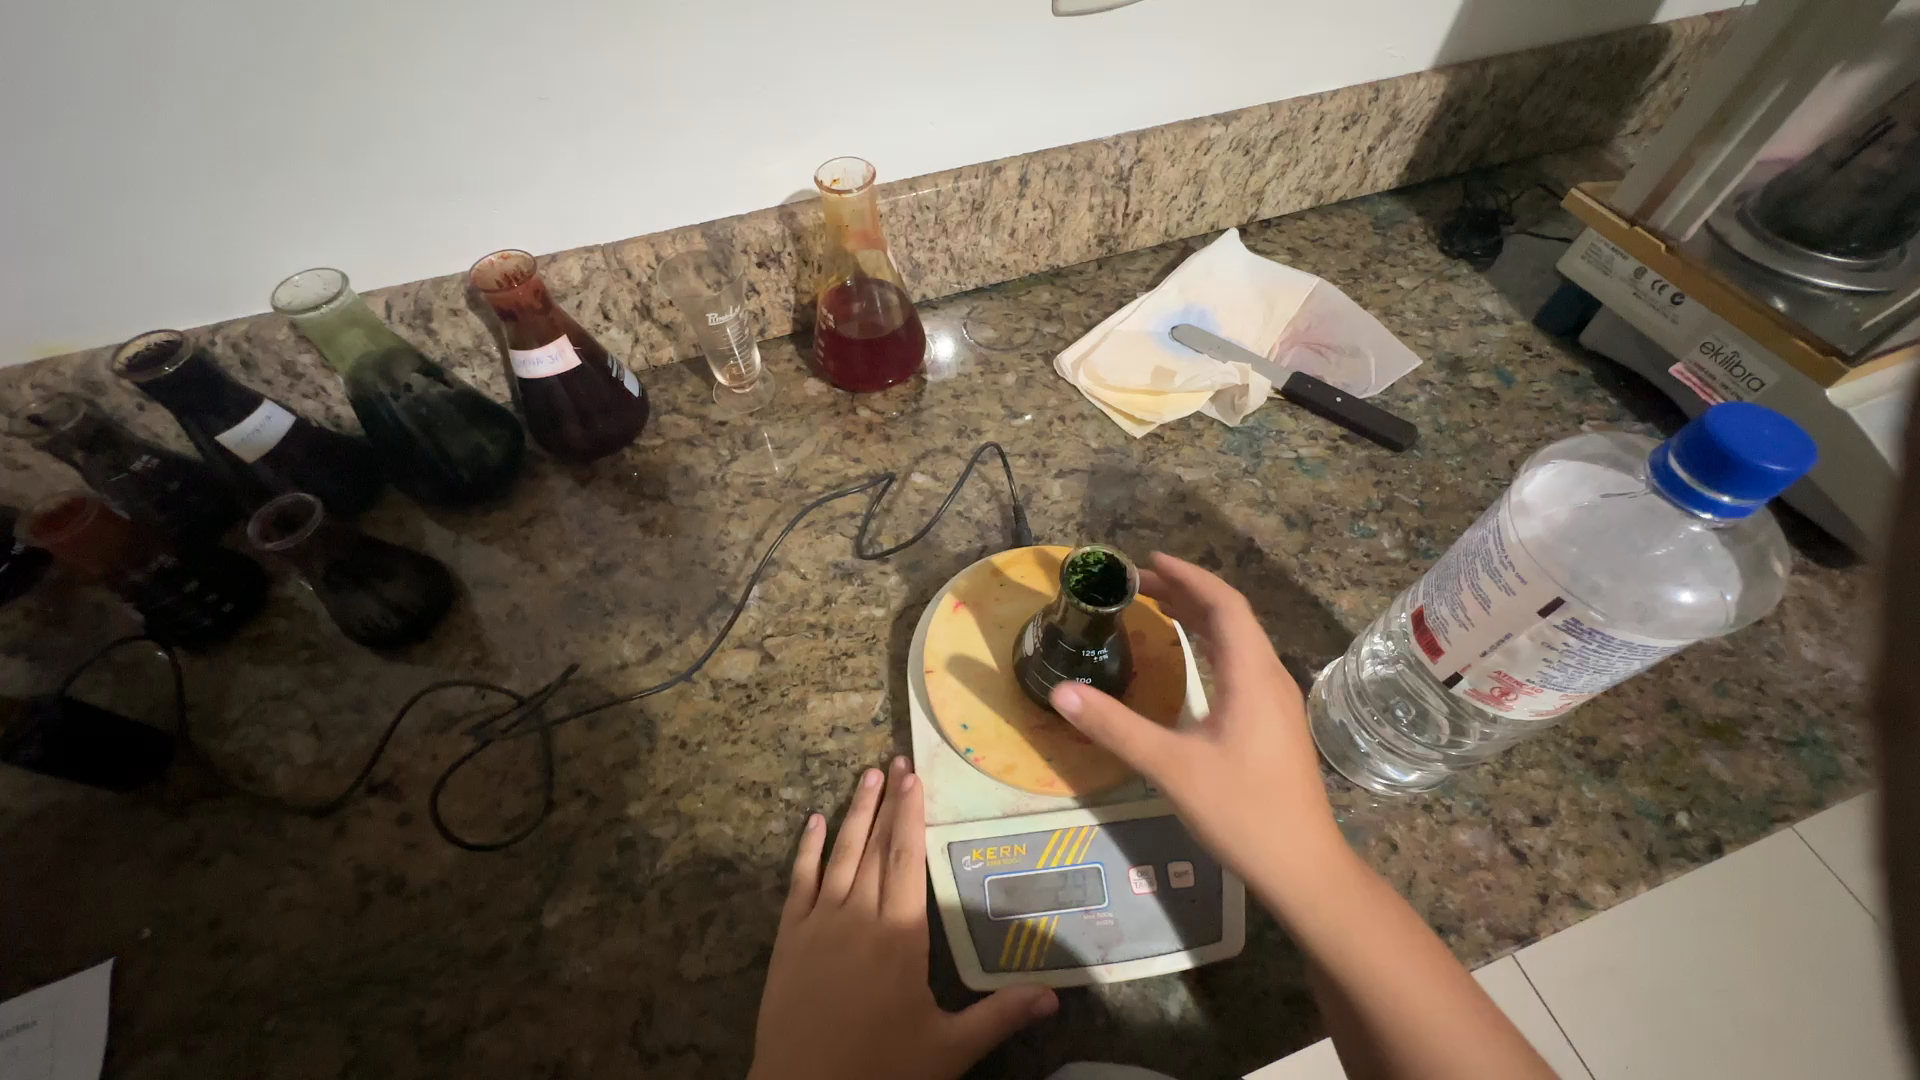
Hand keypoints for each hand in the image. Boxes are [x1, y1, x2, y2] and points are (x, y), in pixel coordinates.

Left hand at [749, 758, 1058, 1079]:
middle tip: (896, 761)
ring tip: (866, 776)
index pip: (908, 858)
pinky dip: (807, 848)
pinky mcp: (789, 936)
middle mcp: (860, 914)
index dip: (912, 814)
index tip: (916, 777)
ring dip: (854, 812)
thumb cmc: (879, 1069)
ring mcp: (820, 921)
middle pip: (876, 845)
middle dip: (888, 801)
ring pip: (840, 853)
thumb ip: (999, 1016)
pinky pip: (799, 880)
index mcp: (900, 933)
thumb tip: (1054, 995)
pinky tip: (813, 820)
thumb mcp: (947, 1050)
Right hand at [1048, 553, 1346, 886]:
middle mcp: (1270, 677)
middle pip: (1231, 616)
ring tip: (1156, 606)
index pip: (1224, 605)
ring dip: (1199, 616)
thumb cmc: (1242, 812)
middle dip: (1186, 592)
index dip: (1188, 576)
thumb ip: (1115, 727)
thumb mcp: (1171, 768)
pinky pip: (1240, 662)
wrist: (1304, 868)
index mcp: (1252, 675)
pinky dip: (1210, 643)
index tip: (1149, 561)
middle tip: (1138, 584)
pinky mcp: (1273, 721)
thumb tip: (1060, 692)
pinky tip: (1189, 656)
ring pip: (1238, 640)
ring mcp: (1276, 700)